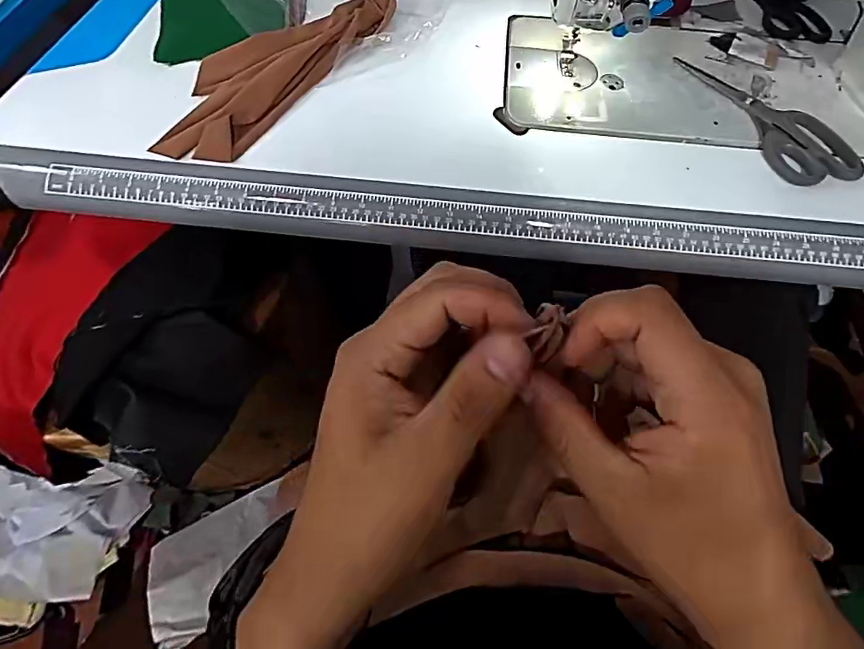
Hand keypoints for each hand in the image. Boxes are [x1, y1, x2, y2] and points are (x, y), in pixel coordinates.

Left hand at [239, 263, 534, 648]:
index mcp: (372, 352)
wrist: (329, 575)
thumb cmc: (371, 522)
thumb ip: (472, 398)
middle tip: (535, 338)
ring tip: (526, 351)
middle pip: (440, 288)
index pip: (438, 294)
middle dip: (492, 301)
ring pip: (445, 310)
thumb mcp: (427, 463)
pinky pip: (446, 342)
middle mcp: (378, 342)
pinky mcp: (403, 382)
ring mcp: (389, 360)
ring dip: (488, 319)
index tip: (534, 336)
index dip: (490, 303)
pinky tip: (504, 367)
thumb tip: (520, 341)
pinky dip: (480, 343)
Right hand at [525, 286, 863, 648]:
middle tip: (556, 383)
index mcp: (708, 388)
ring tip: (580, 408)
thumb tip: (524, 378)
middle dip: (592, 343)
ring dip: (608, 363)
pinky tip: (612, 420)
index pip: (645, 308)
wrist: (763, 597)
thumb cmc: (693, 551)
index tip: (560, 361)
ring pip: (652, 337)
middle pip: (645, 319)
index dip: (593, 320)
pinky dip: (630, 379)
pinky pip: (667, 361)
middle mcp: (726, 367)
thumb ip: (564, 425)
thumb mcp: (614, 491)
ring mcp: (729, 378)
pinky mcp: (725, 392)